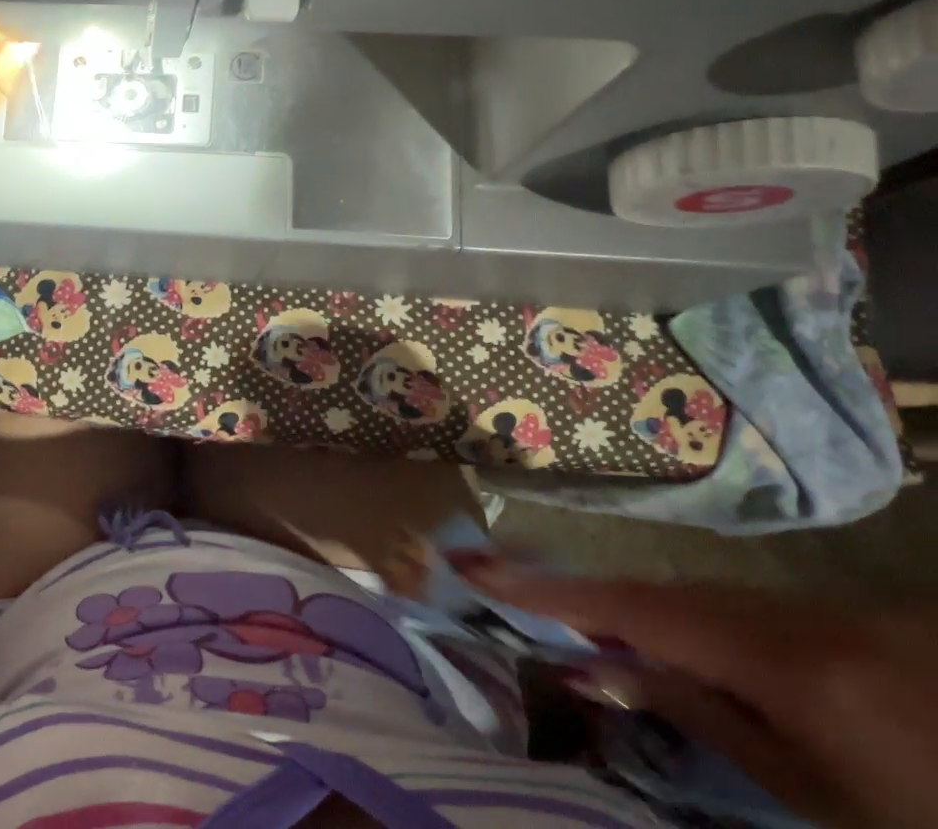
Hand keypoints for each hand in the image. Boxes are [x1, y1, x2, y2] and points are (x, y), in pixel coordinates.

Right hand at [464, 560, 937, 827]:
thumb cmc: (913, 802)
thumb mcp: (799, 780)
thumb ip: (690, 707)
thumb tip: (590, 666)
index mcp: (776, 657)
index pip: (631, 610)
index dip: (547, 589)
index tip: (474, 565)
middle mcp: (790, 612)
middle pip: (658, 591)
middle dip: (585, 598)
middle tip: (512, 593)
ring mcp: (822, 605)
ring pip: (697, 593)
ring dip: (636, 610)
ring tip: (587, 629)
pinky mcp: (847, 612)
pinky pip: (738, 604)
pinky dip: (690, 618)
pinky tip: (684, 645)